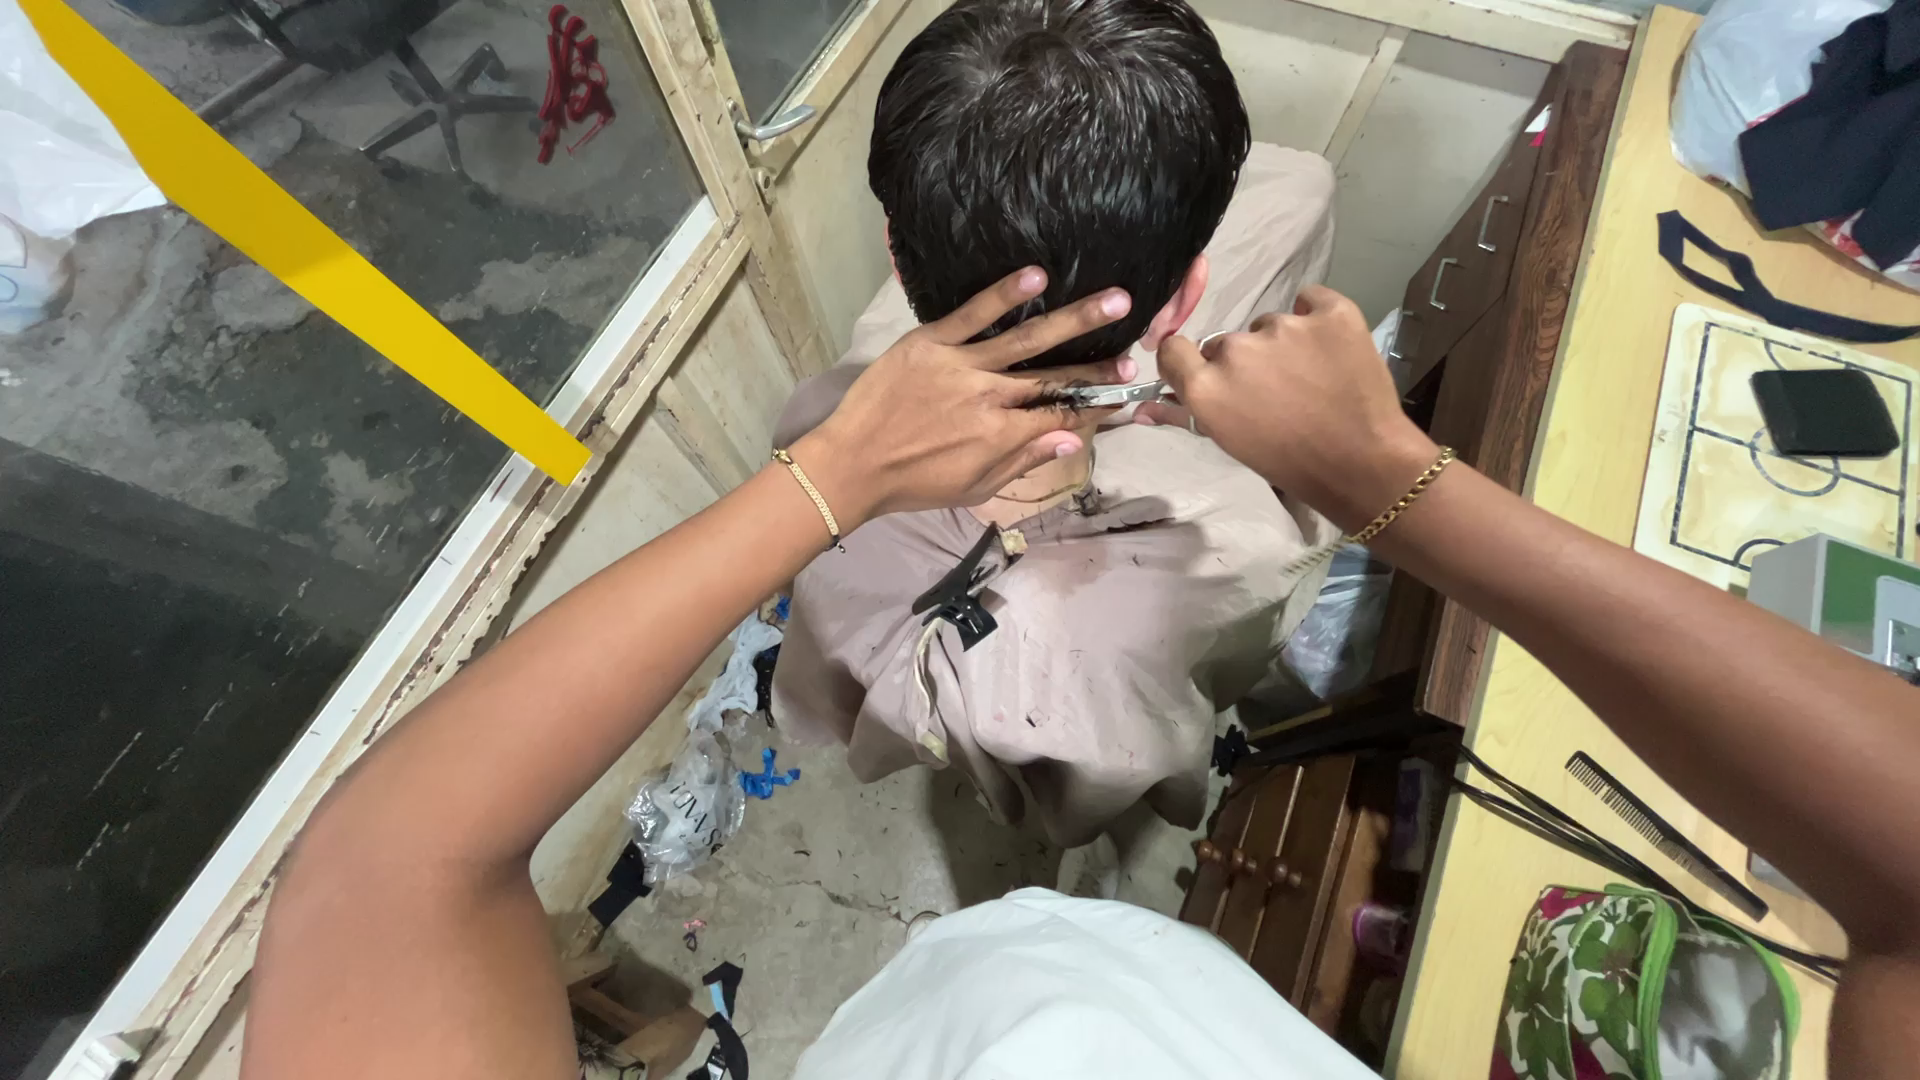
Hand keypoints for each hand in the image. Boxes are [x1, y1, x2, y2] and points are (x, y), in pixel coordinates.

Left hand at [790, 267, 1130, 523]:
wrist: (852, 464)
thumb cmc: (914, 484)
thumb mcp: (974, 489)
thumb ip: (1024, 461)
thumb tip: (1073, 439)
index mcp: (1002, 435)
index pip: (1062, 416)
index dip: (1095, 405)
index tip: (1122, 393)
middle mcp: (990, 397)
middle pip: (1055, 378)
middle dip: (1098, 367)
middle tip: (1134, 352)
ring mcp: (961, 365)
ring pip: (1027, 340)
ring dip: (1074, 320)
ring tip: (1115, 300)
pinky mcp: (930, 343)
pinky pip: (972, 315)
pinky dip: (1004, 294)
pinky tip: (1037, 275)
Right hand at [1135, 285, 1438, 531]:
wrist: (1358, 461)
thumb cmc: (1284, 459)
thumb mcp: (1226, 440)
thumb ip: (1179, 415)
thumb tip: (1139, 408)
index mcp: (1206, 385)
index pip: (1173, 350)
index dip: (1187, 361)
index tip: (1208, 375)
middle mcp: (1236, 350)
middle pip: (1225, 343)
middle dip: (1241, 362)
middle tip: (1271, 391)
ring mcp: (1284, 326)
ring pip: (1268, 325)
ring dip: (1279, 344)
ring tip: (1308, 376)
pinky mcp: (1330, 311)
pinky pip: (1310, 300)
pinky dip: (1315, 318)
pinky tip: (1328, 348)